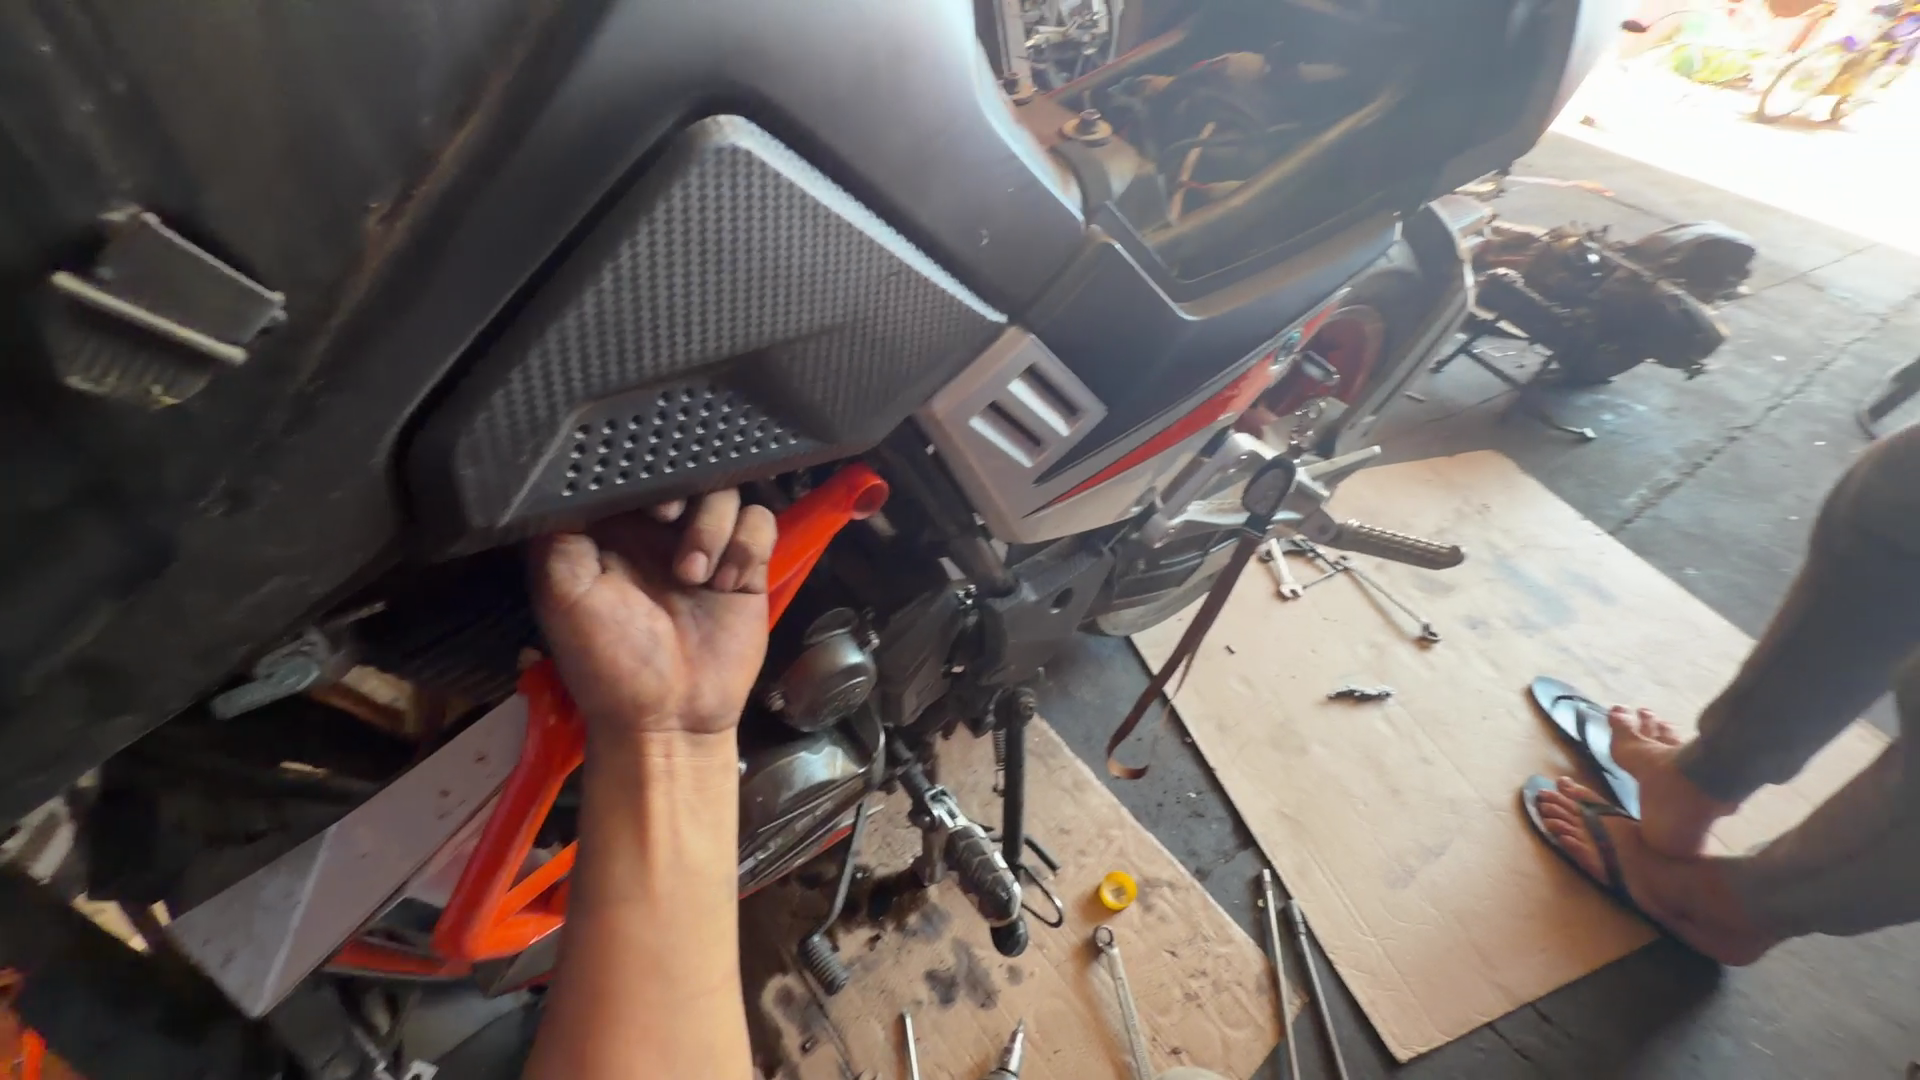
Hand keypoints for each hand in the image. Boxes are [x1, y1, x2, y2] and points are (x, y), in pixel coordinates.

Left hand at [530, 490, 777, 737]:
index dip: (638, 475)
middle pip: (687, 474)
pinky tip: (729, 582)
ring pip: (728, 494)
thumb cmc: (610, 661)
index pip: (632, 476)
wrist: (671, 716)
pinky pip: (761, 523)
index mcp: (614, 533)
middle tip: (668, 520)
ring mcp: (709, 547)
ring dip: (714, 528)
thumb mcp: (564, 597)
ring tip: (695, 576)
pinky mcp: (747, 567)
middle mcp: (661, 533)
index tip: (638, 500)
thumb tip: (572, 487)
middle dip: (684, 492)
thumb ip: (561, 536)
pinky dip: (748, 545)